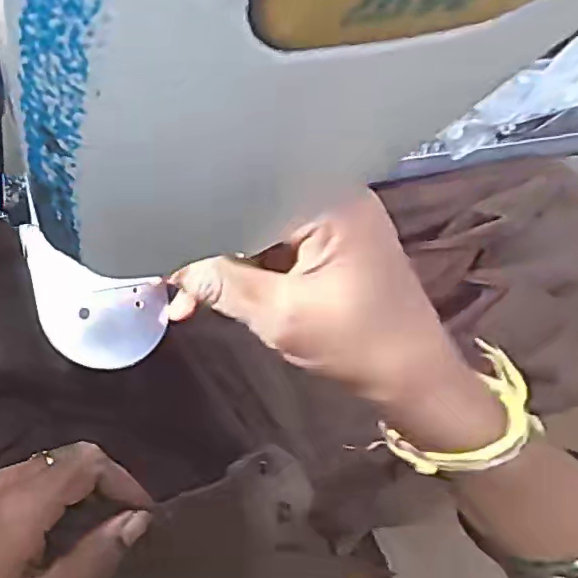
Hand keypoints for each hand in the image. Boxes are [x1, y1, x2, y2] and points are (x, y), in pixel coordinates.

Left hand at [0, 443, 152, 577]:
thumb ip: (96, 556)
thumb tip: (137, 519)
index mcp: (20, 503)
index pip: (86, 461)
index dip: (123, 482)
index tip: (142, 517)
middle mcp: (2, 480)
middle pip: (69, 456)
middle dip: (106, 482)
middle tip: (126, 524)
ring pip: (50, 463)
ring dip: (81, 487)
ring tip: (99, 532)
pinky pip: (29, 476)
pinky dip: (56, 492)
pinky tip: (62, 531)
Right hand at [167, 190, 466, 408]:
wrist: (412, 379)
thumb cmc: (357, 344)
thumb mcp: (281, 316)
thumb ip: (222, 285)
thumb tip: (175, 269)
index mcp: (330, 204)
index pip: (248, 197)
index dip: (201, 223)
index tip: (165, 249)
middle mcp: (331, 202)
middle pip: (248, 213)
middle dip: (206, 248)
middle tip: (166, 274)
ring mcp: (328, 227)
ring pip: (253, 235)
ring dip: (220, 266)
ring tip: (182, 295)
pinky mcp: (324, 250)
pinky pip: (268, 252)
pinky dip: (241, 275)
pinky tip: (209, 296)